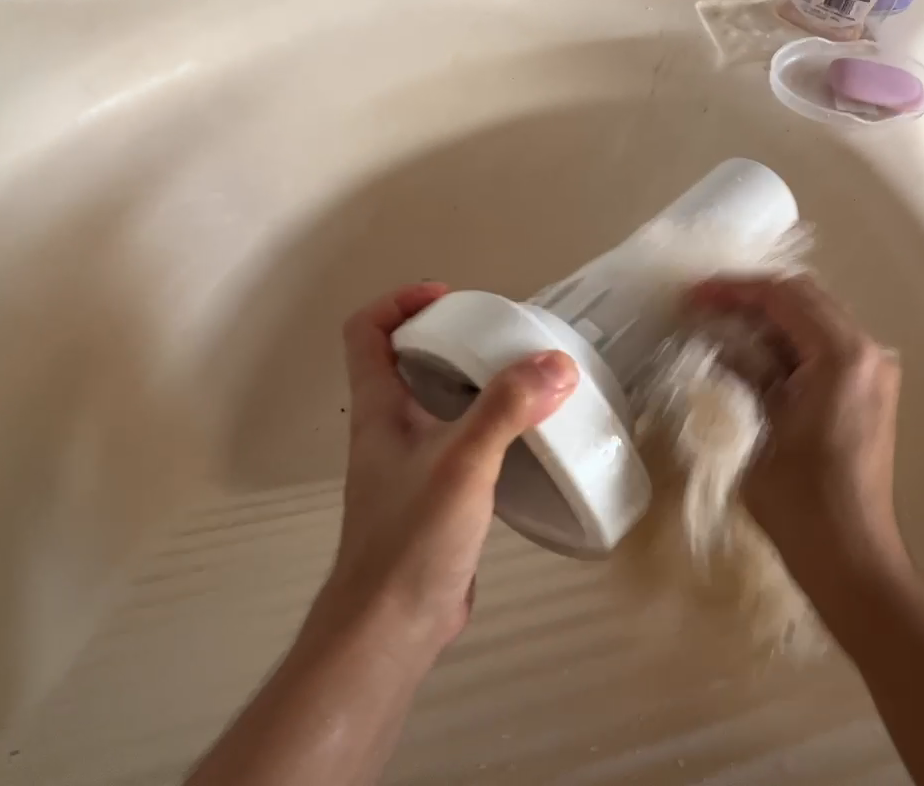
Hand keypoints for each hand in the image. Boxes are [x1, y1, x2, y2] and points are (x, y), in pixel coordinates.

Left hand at [309, 283, 579, 659]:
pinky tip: (529, 436)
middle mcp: (390, 429)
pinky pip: (463, 441)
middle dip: (452, 337)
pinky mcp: (438, 495)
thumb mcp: (462, 461)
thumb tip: (557, 364)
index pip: (366, 331)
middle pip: (407, 361)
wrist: (394, 626)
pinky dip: (492, 427)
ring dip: (476, 383)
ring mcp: (412, 464)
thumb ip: (506, 409)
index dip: (400, 302)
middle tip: (503, 335)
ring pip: (439, 403)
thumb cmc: (412, 537)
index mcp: (379, 409)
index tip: (450, 298)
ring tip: (526, 377)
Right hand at [687, 275, 907, 584]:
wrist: (850, 557)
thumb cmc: (801, 501)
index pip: (784, 297)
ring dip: (767, 319)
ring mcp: (873, 372)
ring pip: (814, 320)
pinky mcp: (868, 392)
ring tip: (718, 327)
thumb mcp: (761, 427)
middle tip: (701, 307)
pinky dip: (786, 343)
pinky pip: (823, 347)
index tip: (693, 296)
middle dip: (750, 299)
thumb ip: (745, 372)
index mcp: (842, 355)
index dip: (734, 290)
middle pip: (803, 299)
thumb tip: (718, 338)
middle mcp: (867, 352)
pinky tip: (750, 355)